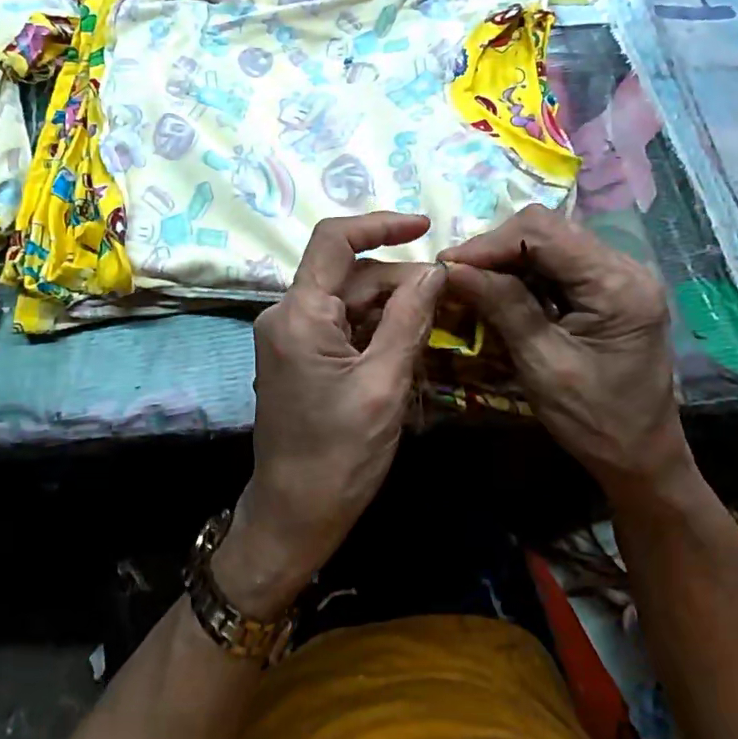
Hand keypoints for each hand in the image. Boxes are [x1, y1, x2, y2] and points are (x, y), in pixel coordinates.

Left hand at [215, 214, 446, 618]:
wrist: (294, 513)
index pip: (333, 241)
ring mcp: (288, 336)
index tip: (426, 227)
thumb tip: (436, 270)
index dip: (380, 225)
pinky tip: (409, 343)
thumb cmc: (340, 456)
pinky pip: (340, 325)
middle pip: (347, 275)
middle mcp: (285, 314)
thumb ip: (409, 320)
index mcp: (298, 314)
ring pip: (347, 301)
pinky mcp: (298, 356)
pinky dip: (374, 327)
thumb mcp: (385, 385)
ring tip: (439, 323)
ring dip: (391, 306)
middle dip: (400, 280)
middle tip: (452, 300)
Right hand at [438, 205, 688, 496]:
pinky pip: (556, 262)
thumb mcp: (541, 363)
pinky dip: (522, 271)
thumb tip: (450, 267)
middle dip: (495, 247)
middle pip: (546, 229)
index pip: (543, 234)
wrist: (641, 458)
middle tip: (457, 275)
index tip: (447, 266)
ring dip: (506, 258)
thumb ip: (501, 306)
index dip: (489, 243)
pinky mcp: (607, 289)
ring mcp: (618, 276)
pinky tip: (501, 292)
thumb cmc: (594, 419)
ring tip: (472, 283)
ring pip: (548, 240)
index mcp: (617, 285)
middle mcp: (624, 268)